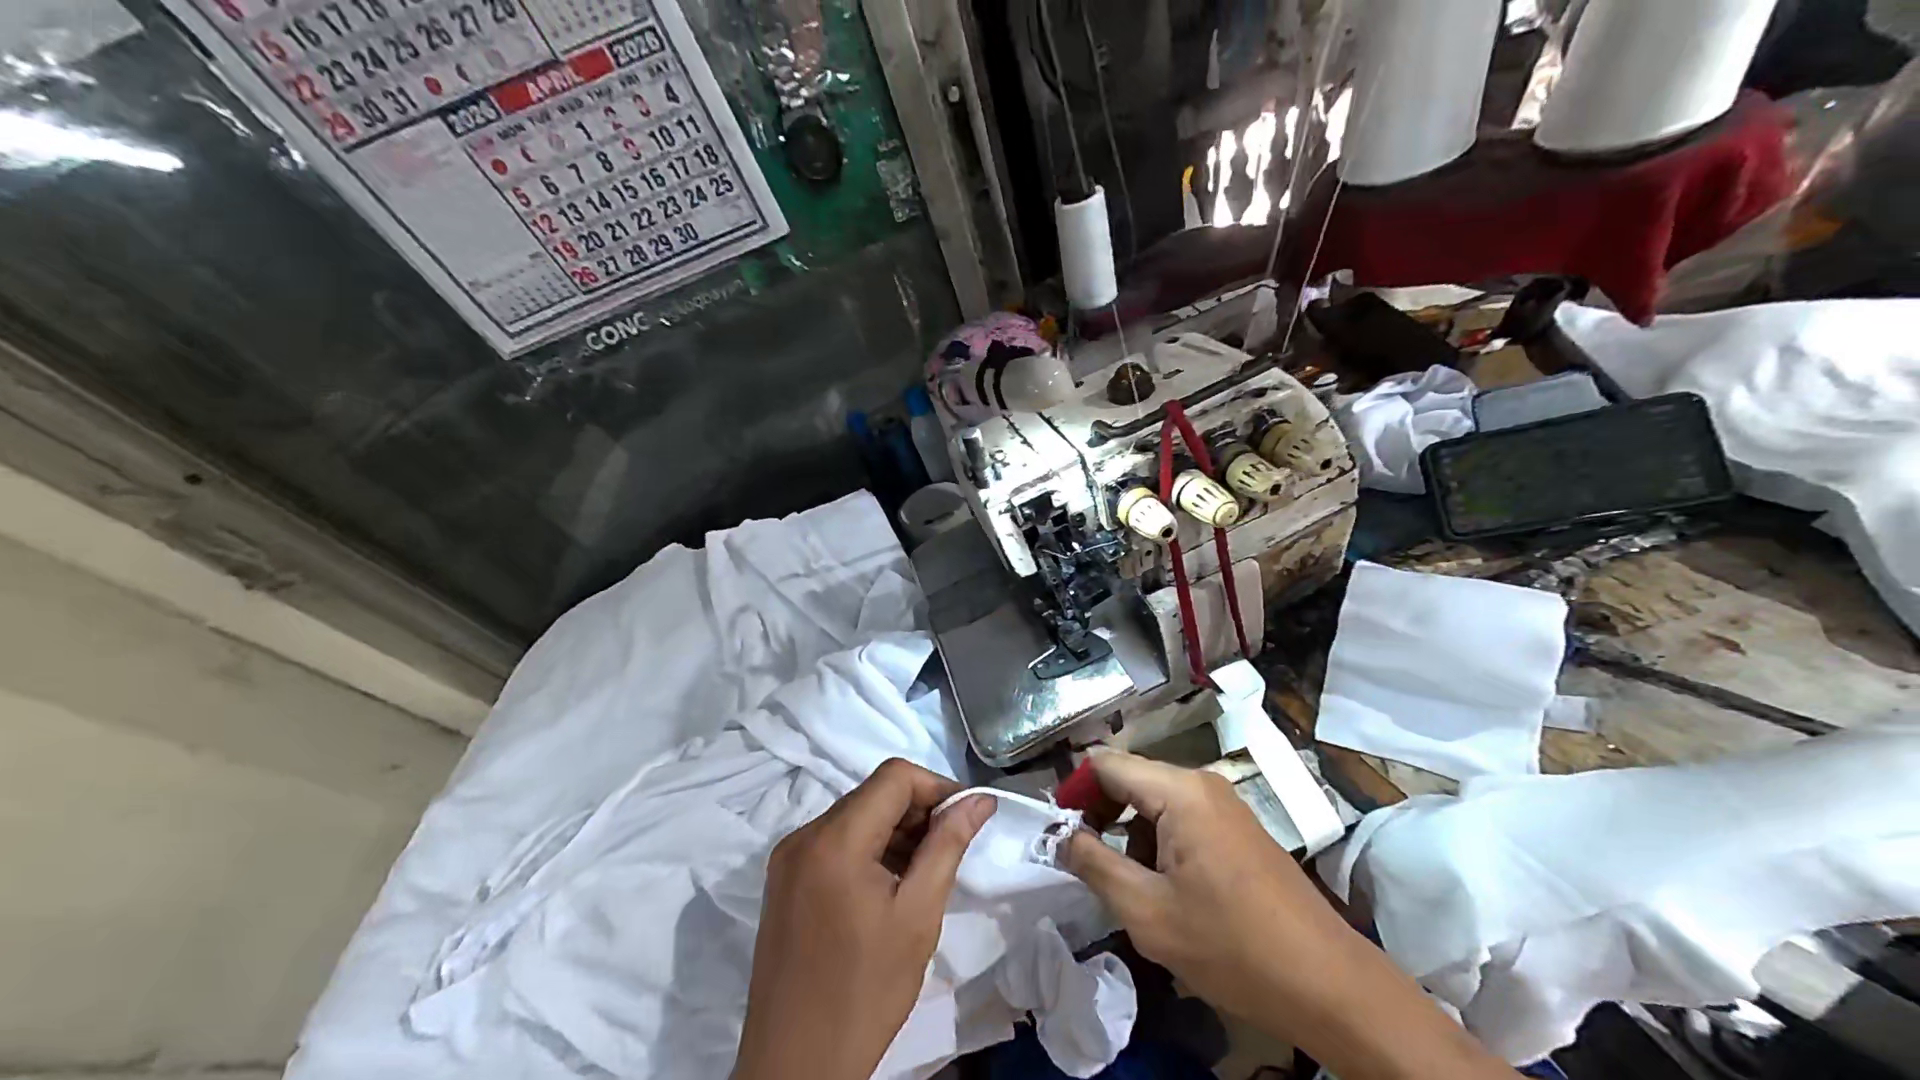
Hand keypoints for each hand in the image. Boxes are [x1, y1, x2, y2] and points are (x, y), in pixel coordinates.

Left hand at [732, 758, 996, 1079]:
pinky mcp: (784, 879)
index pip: (894, 776)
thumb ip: (948, 845)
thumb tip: (979, 801)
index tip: (967, 818)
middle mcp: (804, 835)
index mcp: (834, 839)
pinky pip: (835, 842)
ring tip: (926, 871)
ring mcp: (788, 857)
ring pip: (855, 816)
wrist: (796, 1064)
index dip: (938, 787)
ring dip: (895, 831)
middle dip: (918, 810)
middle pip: (872, 794)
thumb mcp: (918, 915)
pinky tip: (891, 884)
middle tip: (952, 847)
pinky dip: (869, 849)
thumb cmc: (866, 991)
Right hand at [1061, 752, 1516, 1079]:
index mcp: (1178, 791)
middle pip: (1129, 779)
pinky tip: (1165, 889)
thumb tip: (1059, 834)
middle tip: (1085, 864)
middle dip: (1100, 816)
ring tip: (1129, 887)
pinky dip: (1159, 844)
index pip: (1104, 764)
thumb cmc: (1231, 946)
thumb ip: (1092, 863)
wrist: (1328, 984)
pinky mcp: (1237, 828)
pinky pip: (1181, 819)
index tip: (1057, 834)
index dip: (1073, 793)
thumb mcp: (1146, 910)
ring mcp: (1224, 804)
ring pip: (1153, 802)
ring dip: (1130, 835)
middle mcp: (1201, 783)